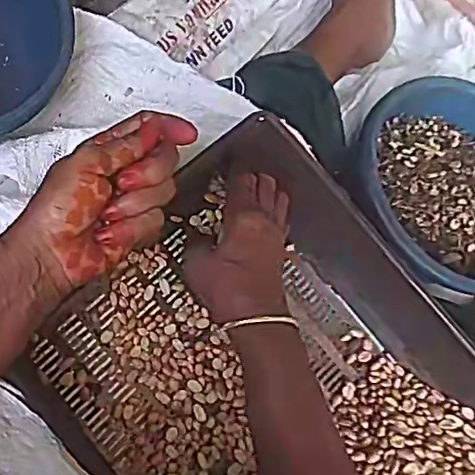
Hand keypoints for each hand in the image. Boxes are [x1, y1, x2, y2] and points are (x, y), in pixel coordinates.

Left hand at [8, 111, 198, 295]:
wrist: (52, 253)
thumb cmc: (55, 211)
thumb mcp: (85, 163)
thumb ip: (122, 145)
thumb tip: (152, 130)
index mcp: (107, 151)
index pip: (147, 129)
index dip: (168, 128)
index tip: (187, 134)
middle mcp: (122, 173)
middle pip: (164, 159)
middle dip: (147, 172)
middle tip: (121, 183)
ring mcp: (131, 201)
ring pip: (163, 192)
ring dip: (133, 204)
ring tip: (107, 212)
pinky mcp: (135, 227)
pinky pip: (154, 220)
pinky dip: (130, 228)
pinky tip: (110, 230)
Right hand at [183, 171, 291, 323]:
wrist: (255, 318)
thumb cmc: (229, 292)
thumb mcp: (196, 264)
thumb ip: (194, 241)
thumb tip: (192, 233)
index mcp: (243, 217)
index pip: (241, 179)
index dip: (234, 165)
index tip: (229, 156)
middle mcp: (264, 220)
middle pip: (264, 182)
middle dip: (252, 171)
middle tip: (240, 165)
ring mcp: (276, 233)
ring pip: (278, 196)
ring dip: (268, 184)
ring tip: (259, 179)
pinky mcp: (280, 248)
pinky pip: (282, 215)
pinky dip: (277, 204)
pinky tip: (272, 208)